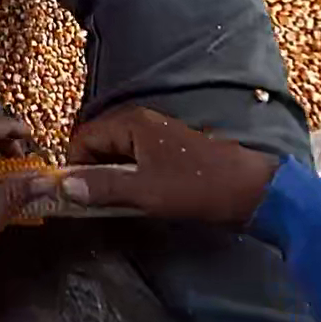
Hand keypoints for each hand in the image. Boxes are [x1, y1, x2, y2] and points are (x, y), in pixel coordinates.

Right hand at [62, 106, 278, 226]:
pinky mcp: (166, 148)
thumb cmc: (198, 187)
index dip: (73, 163)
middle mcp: (138, 121)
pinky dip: (126, 174)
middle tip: (90, 199)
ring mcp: (154, 133)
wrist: (256, 191)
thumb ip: (103, 188)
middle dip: (90, 168)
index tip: (73, 192)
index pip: (83, 136)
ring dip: (109, 174)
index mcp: (130, 123)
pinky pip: (132, 157)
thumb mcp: (147, 192)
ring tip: (111, 200)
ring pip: (115, 151)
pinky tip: (134, 195)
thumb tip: (63, 186)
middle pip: (97, 141)